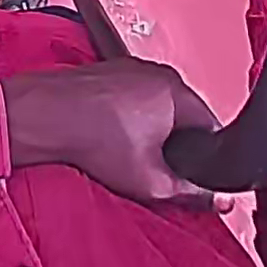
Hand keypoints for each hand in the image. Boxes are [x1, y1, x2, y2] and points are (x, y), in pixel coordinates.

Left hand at [2, 58, 229, 208]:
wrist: (51, 113)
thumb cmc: (93, 135)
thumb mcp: (152, 181)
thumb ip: (191, 192)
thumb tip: (216, 199)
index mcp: (177, 92)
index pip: (212, 126)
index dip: (207, 156)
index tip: (197, 175)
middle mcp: (159, 72)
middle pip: (186, 115)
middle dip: (179, 143)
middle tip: (161, 167)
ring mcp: (135, 67)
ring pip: (160, 104)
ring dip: (155, 127)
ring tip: (133, 149)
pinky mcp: (114, 70)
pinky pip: (138, 95)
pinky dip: (134, 114)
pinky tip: (116, 133)